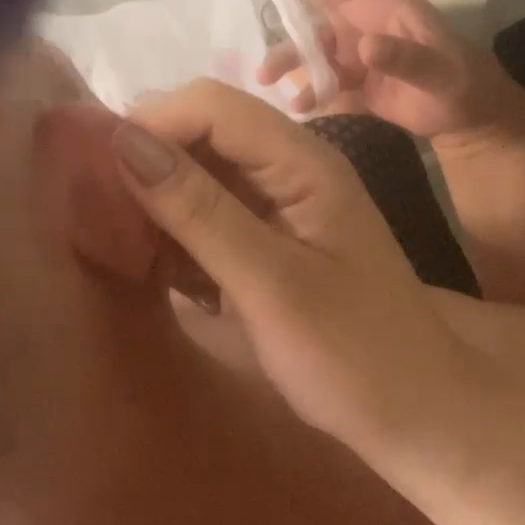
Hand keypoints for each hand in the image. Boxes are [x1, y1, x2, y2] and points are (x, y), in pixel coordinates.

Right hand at [113, 79, 498, 446]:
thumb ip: (197, 210)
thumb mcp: (270, 286)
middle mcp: (288, 162)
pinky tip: (167, 266)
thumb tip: (123, 140)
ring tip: (135, 244)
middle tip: (108, 211)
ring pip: (195, 163)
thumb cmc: (356, 357)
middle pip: (199, 126)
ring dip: (157, 196)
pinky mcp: (267, 227)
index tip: (100, 172)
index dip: (152, 124)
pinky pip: (204, 202)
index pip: (211, 105)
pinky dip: (175, 226)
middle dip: (148, 158)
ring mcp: (278, 195)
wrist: (424, 419)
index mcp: (302, 161)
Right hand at [252, 0, 519, 138]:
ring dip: (289, 64)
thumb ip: (405, 58)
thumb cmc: (463, 84)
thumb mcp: (440, 71)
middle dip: (282, 32)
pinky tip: (299, 105)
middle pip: (310, 18)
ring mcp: (354, 52)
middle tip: (257, 53)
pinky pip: (321, 82)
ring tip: (267, 80)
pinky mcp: (352, 80)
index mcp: (379, 4)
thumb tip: (364, 46)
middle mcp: (360, 22)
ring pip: (310, 51)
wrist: (475, 120)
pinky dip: (308, 92)